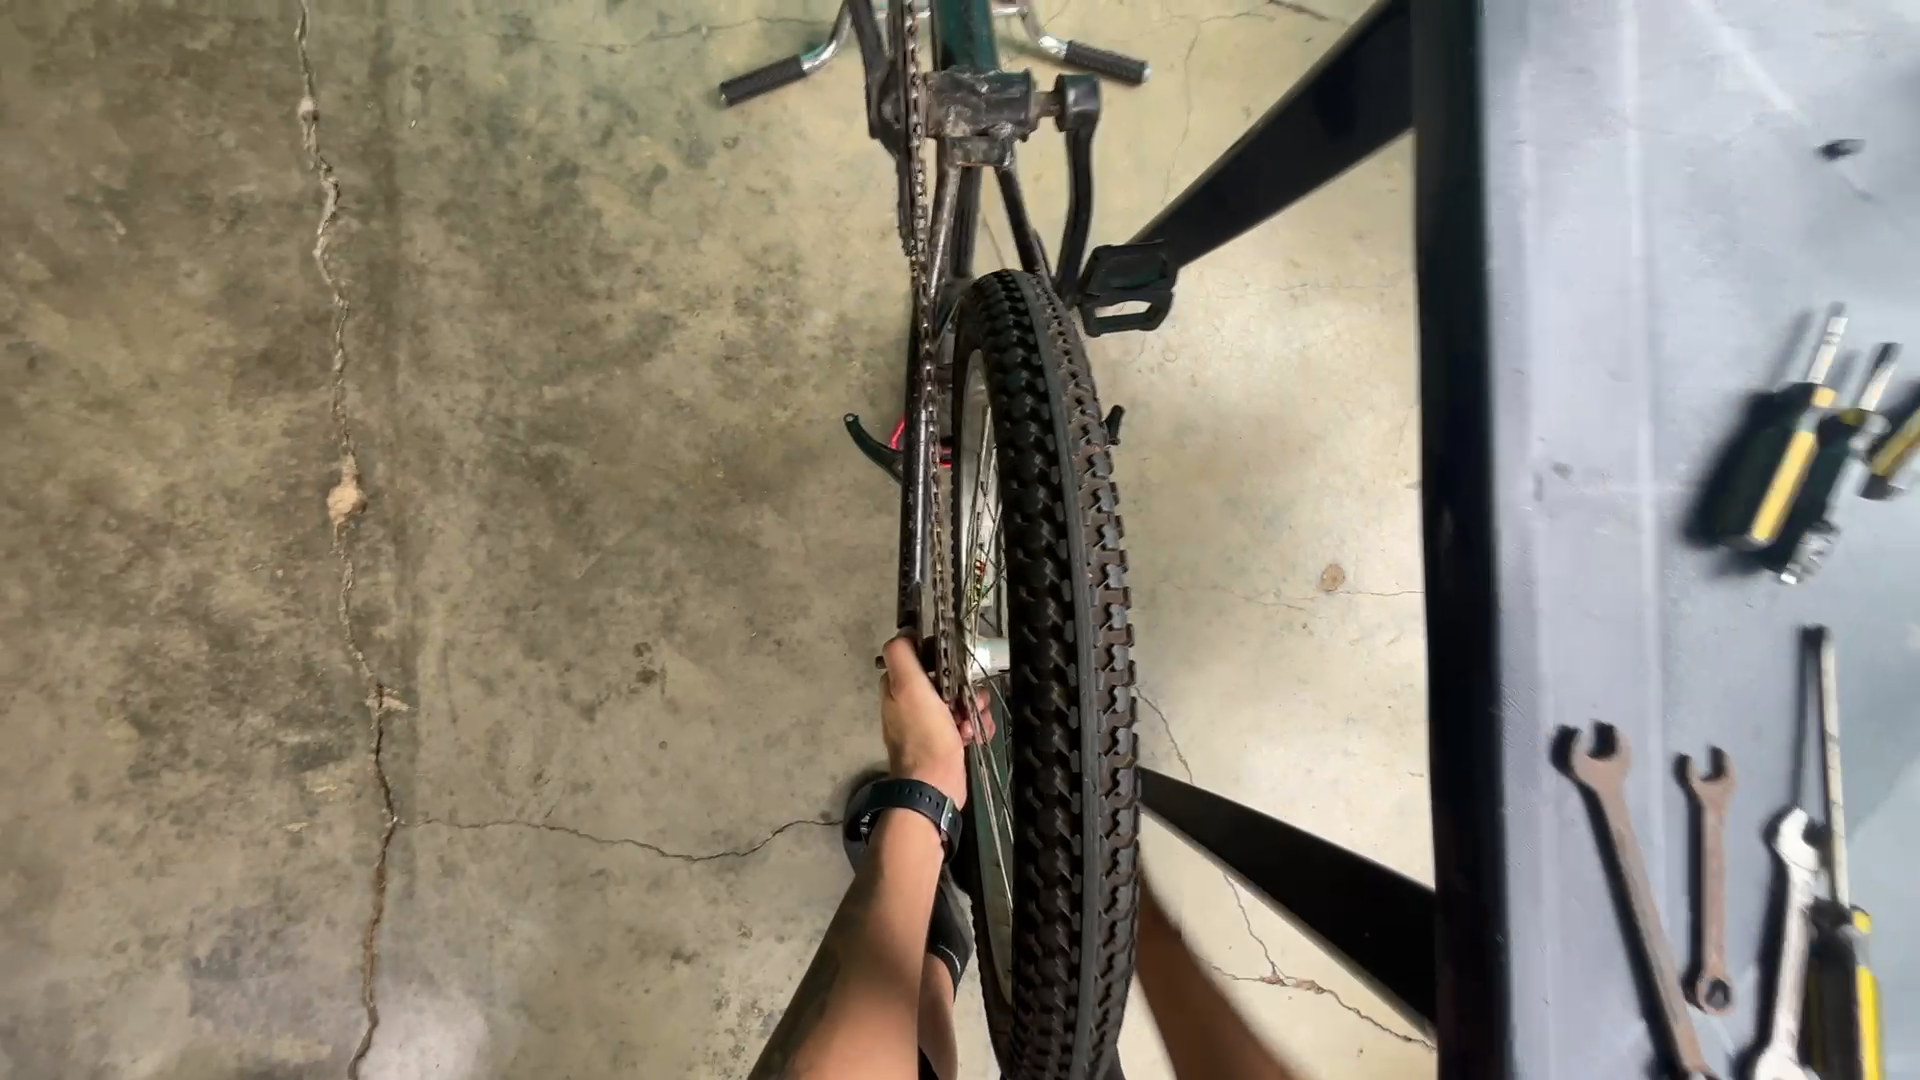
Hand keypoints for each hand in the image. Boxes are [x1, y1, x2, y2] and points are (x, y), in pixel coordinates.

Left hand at [878, 636, 967, 807]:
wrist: (935, 785)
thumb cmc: (924, 734)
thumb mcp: (908, 686)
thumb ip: (902, 655)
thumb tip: (904, 631)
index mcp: (898, 688)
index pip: (922, 659)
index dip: (940, 659)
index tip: (953, 667)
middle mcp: (911, 703)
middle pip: (946, 680)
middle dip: (963, 688)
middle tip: (966, 701)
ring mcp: (929, 723)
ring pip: (961, 700)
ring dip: (973, 709)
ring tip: (970, 724)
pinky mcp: (946, 740)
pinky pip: (968, 722)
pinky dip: (975, 726)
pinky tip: (975, 736)